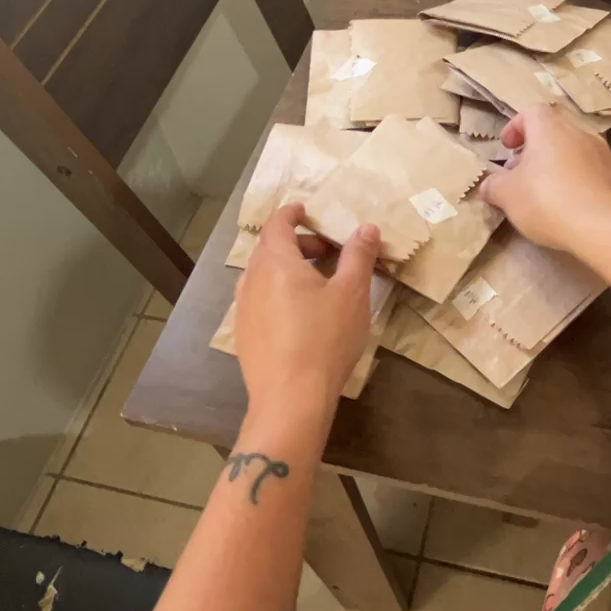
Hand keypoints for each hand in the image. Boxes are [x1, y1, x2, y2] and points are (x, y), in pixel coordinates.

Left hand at [234, 202, 379, 403]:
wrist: (291, 399)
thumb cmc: (325, 338)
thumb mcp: (352, 293)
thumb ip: (359, 256)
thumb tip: (366, 228)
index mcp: (275, 262)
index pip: (277, 224)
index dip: (292, 214)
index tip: (306, 211)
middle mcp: (251, 280)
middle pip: (270, 249)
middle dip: (298, 244)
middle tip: (327, 251)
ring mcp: (244, 309)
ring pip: (264, 276)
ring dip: (288, 271)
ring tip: (318, 284)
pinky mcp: (245, 336)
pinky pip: (261, 301)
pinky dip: (279, 294)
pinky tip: (302, 316)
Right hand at [479, 105, 610, 252]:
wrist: (604, 228)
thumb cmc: (547, 201)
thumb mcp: (507, 195)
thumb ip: (494, 186)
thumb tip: (489, 185)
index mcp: (550, 128)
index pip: (531, 111)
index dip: (515, 126)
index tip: (507, 147)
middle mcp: (580, 133)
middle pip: (554, 131)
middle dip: (535, 149)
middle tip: (521, 172)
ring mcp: (604, 154)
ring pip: (574, 151)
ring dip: (556, 165)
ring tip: (544, 193)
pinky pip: (591, 171)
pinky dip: (576, 181)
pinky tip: (569, 206)